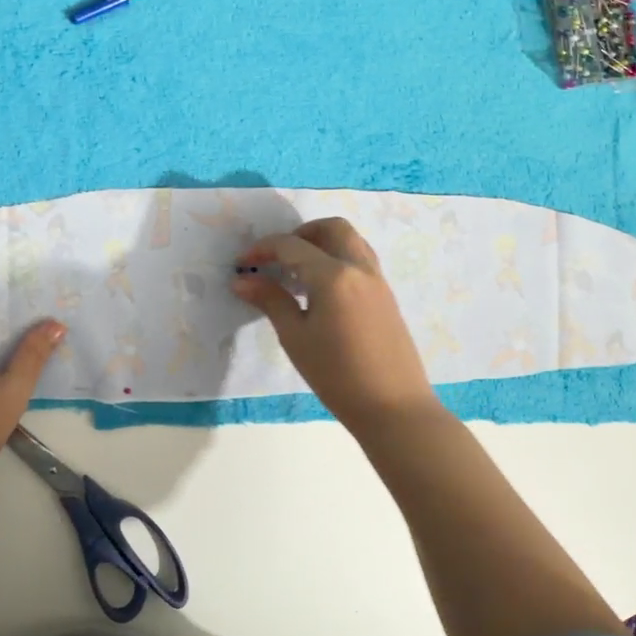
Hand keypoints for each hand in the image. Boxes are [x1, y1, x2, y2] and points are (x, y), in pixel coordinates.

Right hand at [231, 217, 437, 423]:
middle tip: (277, 257)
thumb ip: (270, 301)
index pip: (292, 246)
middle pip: (332, 228)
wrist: (393, 407)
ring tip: (297, 273)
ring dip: (321, 244)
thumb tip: (242, 280)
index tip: (242, 265)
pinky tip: (319, 292)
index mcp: (333, 276)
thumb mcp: (295, 337)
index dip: (262, 250)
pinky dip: (336, 260)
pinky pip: (360, 261)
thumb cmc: (336, 374)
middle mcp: (359, 269)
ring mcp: (378, 282)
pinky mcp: (386, 297)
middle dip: (300, 233)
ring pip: (351, 242)